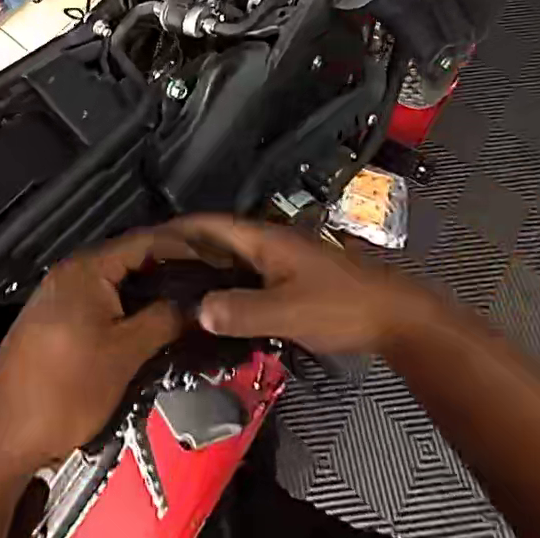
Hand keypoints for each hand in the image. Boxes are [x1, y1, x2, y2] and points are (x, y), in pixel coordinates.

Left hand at [0, 229, 186, 470]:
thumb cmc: (63, 391)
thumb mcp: (123, 354)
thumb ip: (163, 320)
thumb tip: (197, 304)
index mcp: (86, 268)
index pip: (144, 240)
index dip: (183, 247)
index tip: (216, 259)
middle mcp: (71, 271)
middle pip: (130, 257)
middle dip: (170, 266)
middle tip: (206, 280)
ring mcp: (59, 294)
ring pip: (116, 280)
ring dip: (150, 287)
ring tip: (187, 299)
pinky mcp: (55, 319)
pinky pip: (101, 298)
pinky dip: (129, 304)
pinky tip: (150, 321)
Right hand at [159, 214, 443, 354]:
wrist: (392, 315)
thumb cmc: (341, 307)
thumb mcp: (288, 312)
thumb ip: (243, 311)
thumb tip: (198, 310)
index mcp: (265, 239)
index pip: (211, 223)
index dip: (178, 227)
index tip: (147, 237)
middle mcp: (270, 240)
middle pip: (218, 236)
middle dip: (184, 244)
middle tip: (152, 264)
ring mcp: (282, 257)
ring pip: (233, 254)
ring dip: (204, 262)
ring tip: (173, 282)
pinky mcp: (292, 275)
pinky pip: (246, 271)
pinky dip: (224, 279)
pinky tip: (215, 301)